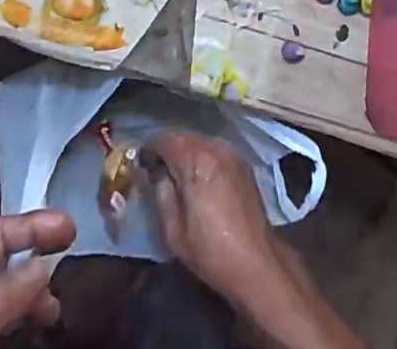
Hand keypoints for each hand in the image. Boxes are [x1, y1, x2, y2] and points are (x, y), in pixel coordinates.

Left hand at [0, 210, 76, 348]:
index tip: (73, 233)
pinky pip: (0, 338)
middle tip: (66, 294)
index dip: (34, 226)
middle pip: (1, 269)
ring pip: (2, 305)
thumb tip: (43, 264)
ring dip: (33, 303)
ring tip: (54, 323)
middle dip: (38, 267)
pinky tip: (35, 342)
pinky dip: (22, 332)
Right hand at [142, 131, 281, 298]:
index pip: (164, 139)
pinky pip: (215, 149)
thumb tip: (154, 171)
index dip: (149, 149)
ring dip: (185, 151)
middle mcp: (215, 148)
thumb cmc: (209, 250)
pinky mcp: (243, 162)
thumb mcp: (172, 229)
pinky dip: (202, 155)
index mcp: (196, 162)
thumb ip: (160, 192)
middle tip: (157, 170)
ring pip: (200, 140)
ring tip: (178, 175)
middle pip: (183, 136)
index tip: (142, 165)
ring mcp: (232, 152)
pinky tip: (199, 177)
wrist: (254, 260)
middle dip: (167, 148)